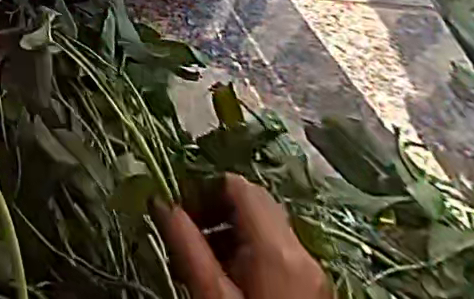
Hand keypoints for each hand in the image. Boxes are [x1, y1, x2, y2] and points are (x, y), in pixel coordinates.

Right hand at [154, 175, 330, 298]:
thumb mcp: (210, 295)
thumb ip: (185, 243)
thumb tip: (160, 200)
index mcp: (276, 248)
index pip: (236, 185)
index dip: (202, 188)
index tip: (178, 208)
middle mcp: (301, 252)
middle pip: (254, 201)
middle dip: (216, 207)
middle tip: (188, 228)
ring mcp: (312, 274)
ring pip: (266, 226)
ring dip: (230, 229)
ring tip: (204, 257)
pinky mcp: (313, 292)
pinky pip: (278, 251)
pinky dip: (249, 250)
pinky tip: (230, 278)